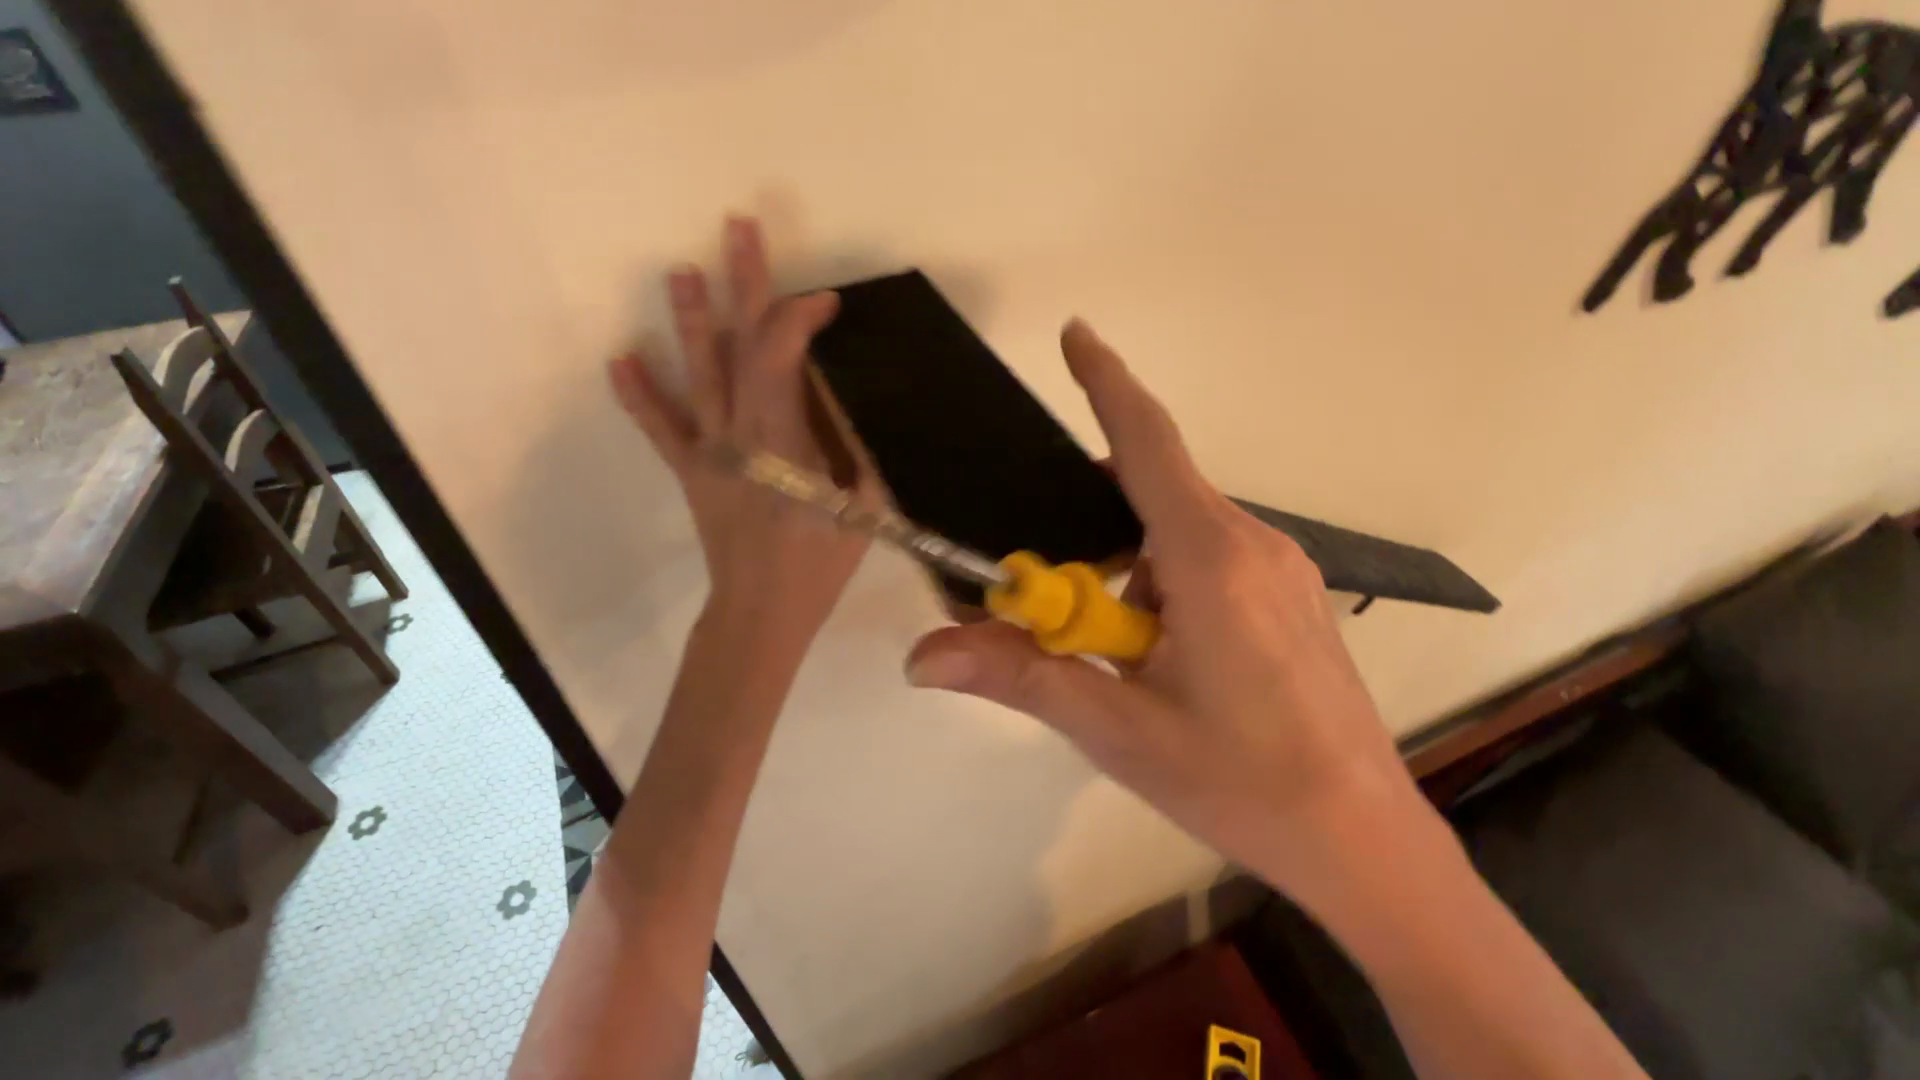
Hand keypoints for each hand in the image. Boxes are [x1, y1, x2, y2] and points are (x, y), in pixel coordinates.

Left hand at [609, 216, 870, 638]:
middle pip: (740, 348)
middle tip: (738, 228)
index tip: (824, 300)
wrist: (760, 611)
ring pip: (699, 376)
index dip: (798, 317)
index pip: (782, 360)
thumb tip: (852, 401)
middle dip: (743, 285)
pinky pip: (661, 429)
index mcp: (787, 443)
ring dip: (691, 321)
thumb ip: (858, 452)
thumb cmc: (818, 565)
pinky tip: (620, 357)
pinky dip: (640, 395)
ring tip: (680, 270)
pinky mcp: (690, 471)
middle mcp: (741, 436)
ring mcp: (709, 452)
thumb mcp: (862, 509)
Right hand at [904, 320, 1426, 897]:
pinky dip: (1165, 585)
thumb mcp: (1118, 729)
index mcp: (1210, 559)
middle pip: (1152, 494)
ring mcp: (1283, 570)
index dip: (1106, 382)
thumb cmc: (1240, 780)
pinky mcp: (1294, 598)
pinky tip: (1162, 659)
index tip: (1074, 333)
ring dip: (1127, 573)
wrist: (1362, 837)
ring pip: (1179, 536)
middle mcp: (1254, 544)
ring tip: (1114, 660)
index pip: (1146, 444)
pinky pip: (1212, 561)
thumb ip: (1020, 677)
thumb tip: (922, 656)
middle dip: (1090, 533)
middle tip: (1051, 605)